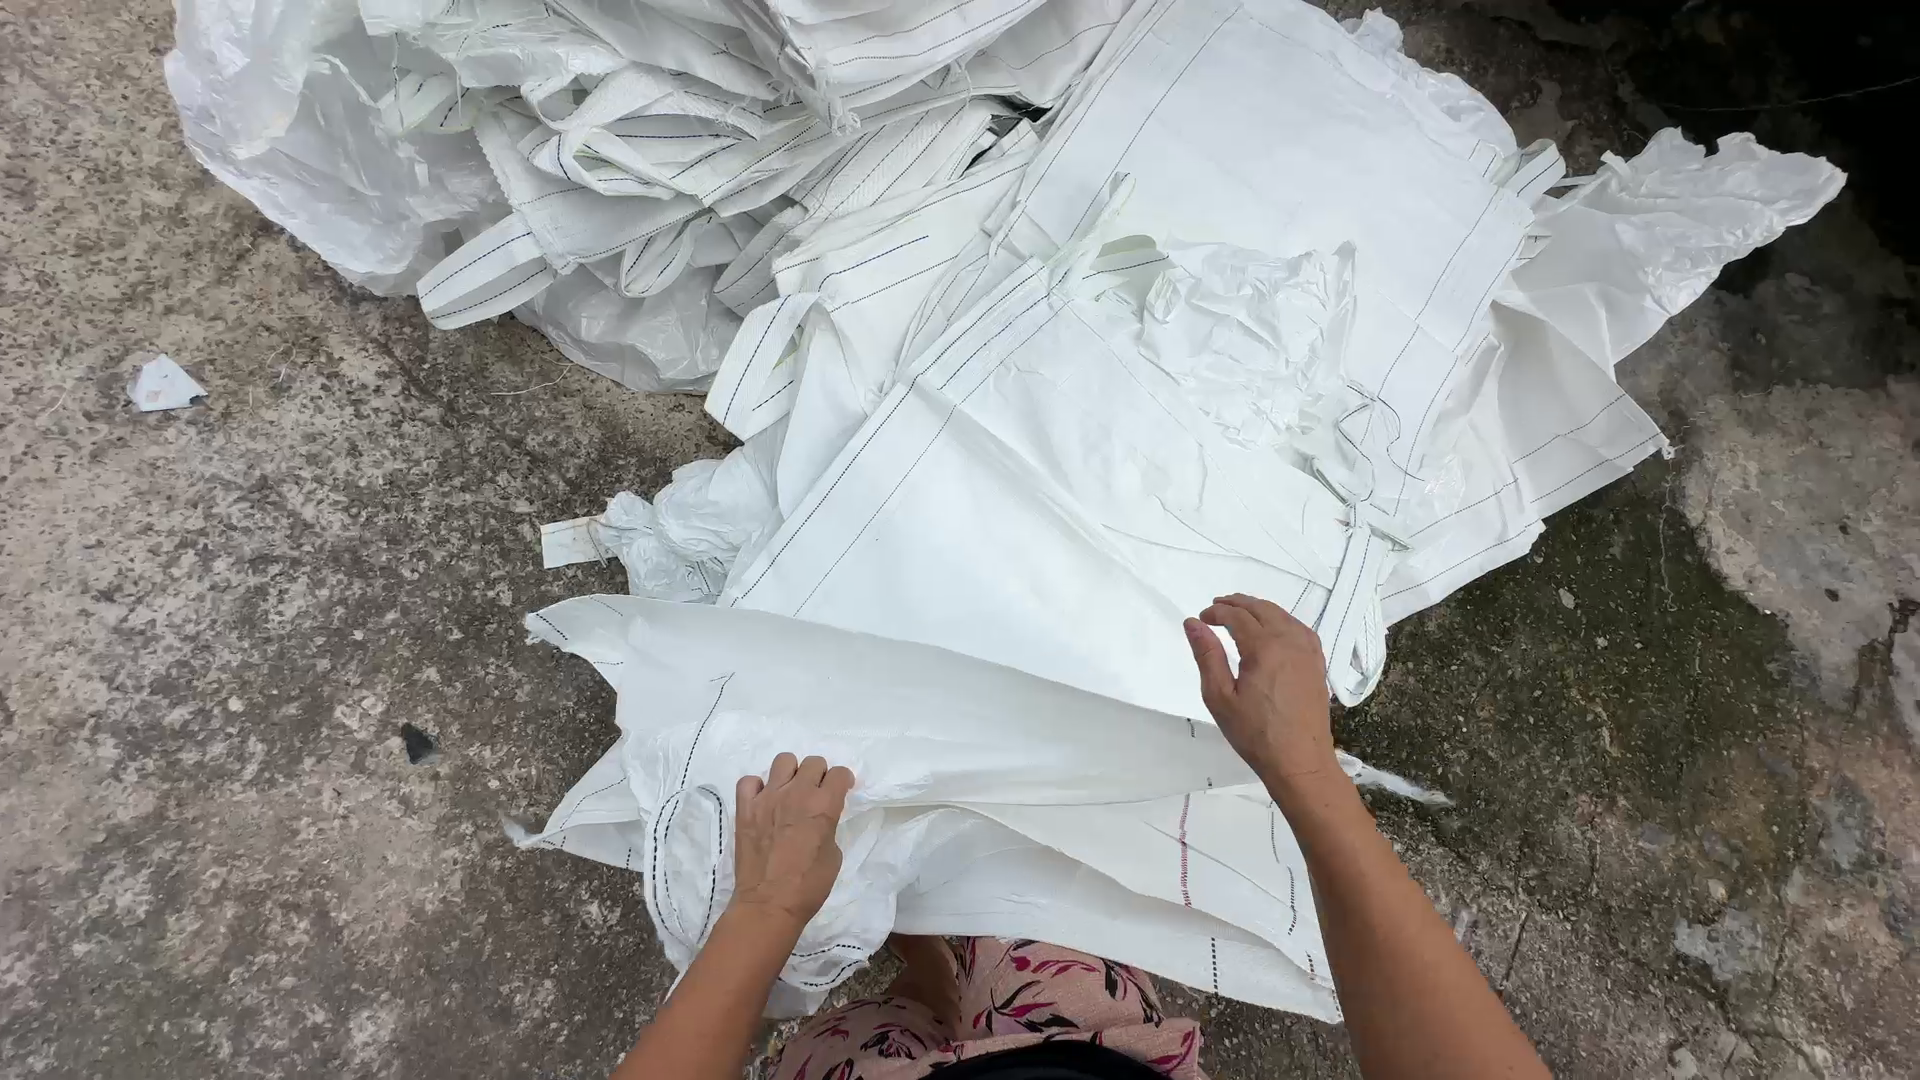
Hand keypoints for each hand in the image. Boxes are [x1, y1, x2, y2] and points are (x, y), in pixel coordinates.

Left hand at [730, 753, 854, 929]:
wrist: (768, 905)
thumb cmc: (808, 886)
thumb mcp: (834, 854)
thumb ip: (829, 826)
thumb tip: (821, 819)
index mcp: (824, 805)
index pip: (839, 773)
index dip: (843, 781)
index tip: (841, 791)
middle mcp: (797, 794)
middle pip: (814, 762)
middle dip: (819, 775)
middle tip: (816, 794)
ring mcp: (768, 798)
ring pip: (783, 761)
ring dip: (791, 774)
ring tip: (790, 792)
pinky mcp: (745, 808)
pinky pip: (749, 781)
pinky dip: (757, 787)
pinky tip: (763, 801)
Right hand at [1184, 594, 1338, 794]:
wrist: (1299, 762)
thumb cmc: (1254, 733)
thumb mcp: (1219, 696)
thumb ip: (1207, 655)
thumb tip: (1193, 623)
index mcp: (1265, 648)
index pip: (1237, 616)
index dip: (1216, 612)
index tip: (1201, 619)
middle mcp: (1290, 643)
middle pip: (1262, 609)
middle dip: (1236, 603)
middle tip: (1216, 607)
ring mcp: (1308, 652)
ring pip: (1283, 616)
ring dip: (1259, 609)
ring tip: (1240, 613)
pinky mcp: (1317, 665)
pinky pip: (1300, 629)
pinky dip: (1282, 620)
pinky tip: (1273, 628)